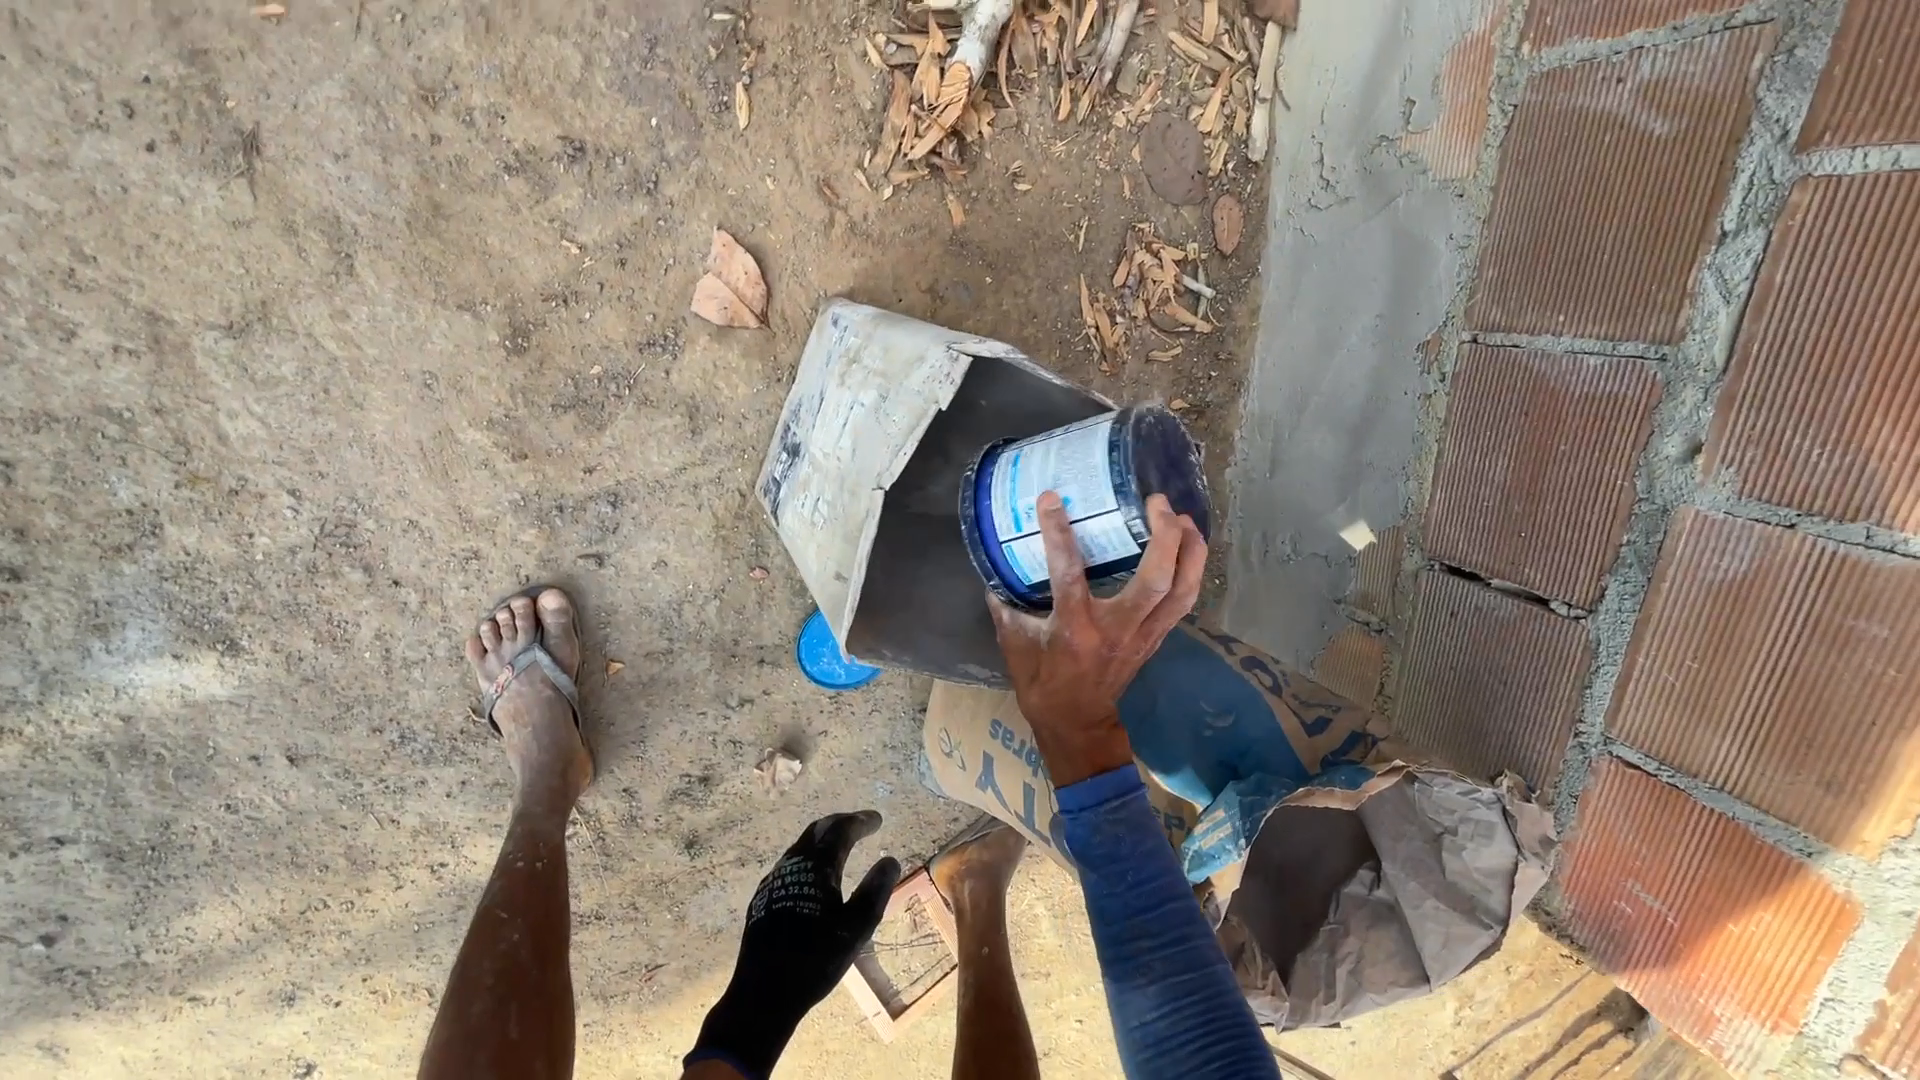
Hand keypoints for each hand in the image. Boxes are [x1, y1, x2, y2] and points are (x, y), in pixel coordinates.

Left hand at [685, 811, 901, 1079]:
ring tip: (841, 845)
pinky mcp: (763, 899)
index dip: (861, 821)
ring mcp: (774, 881)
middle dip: (840, 823)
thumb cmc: (815, 959)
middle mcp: (792, 865)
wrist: (763, 992)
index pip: (841, 830)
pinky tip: (815, 876)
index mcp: (816, 867)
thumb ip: (875, 890)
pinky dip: (810, 858)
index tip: (877, 819)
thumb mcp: (856, 928)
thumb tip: (890, 860)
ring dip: (823, 840)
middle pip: (817, 831)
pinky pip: (791, 865)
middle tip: (860, 824)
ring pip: (801, 847)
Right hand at [988, 491, 1205, 785]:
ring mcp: (1142, 635)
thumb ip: (1006, 604)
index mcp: (1075, 629)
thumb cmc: (1043, 683)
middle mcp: (1116, 629)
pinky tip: (1187, 548)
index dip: (1059, 534)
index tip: (1051, 500)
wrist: (1076, 723)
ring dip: (1191, 551)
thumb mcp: (1014, 643)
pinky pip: (1183, 602)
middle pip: (1156, 580)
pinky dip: (1191, 572)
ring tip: (1185, 518)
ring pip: (1182, 591)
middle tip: (1157, 502)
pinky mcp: (1156, 638)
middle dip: (1164, 537)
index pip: (1069, 574)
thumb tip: (996, 568)